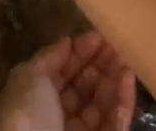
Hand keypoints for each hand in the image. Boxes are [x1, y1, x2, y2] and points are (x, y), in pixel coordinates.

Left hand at [0, 31, 137, 130]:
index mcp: (38, 99)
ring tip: (125, 56)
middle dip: (100, 63)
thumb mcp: (28, 77)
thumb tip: (67, 40)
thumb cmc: (27, 113)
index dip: (79, 53)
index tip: (97, 35)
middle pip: (85, 87)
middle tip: (116, 42)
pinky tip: (128, 77)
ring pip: (103, 103)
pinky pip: (115, 123)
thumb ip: (49, 57)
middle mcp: (60, 115)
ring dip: (115, 78)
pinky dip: (124, 101)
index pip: (63, 72)